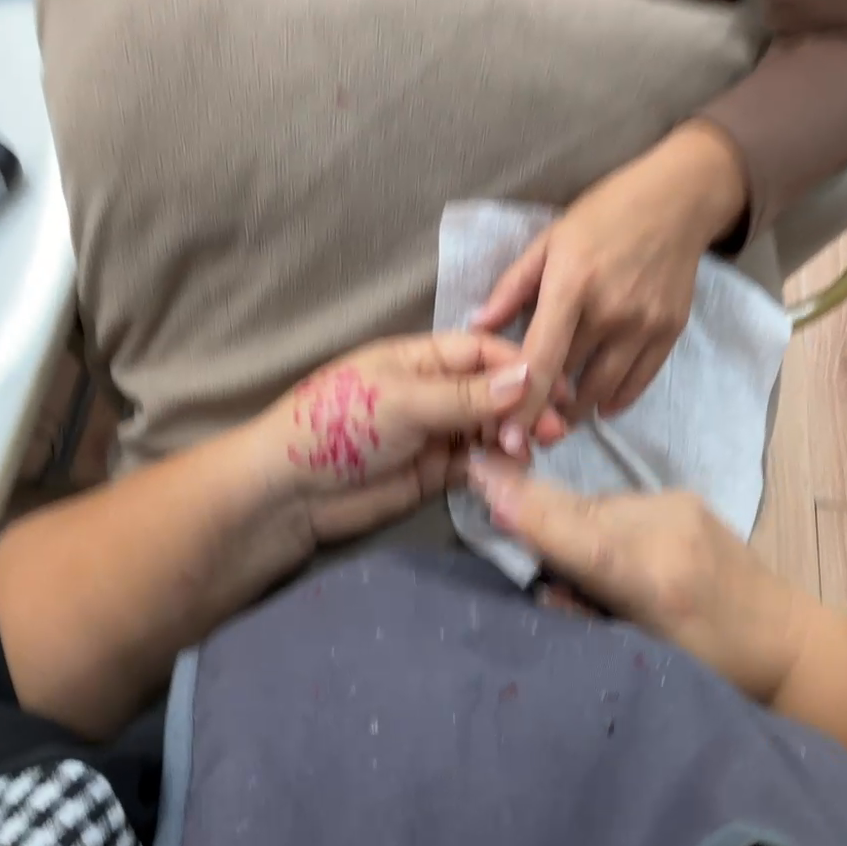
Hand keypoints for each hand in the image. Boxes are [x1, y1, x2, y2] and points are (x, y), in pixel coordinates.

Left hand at [252, 333, 568, 543]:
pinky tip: (512, 469)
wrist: (291, 494)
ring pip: (491, 427)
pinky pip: (478, 462)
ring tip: (531, 451)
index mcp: (420, 358)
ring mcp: (436, 433)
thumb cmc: (337, 426)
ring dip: (515, 436)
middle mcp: (434, 391)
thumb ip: (466, 395)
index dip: (520, 365)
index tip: (554, 385)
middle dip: (524, 405)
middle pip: (493, 391)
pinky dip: (498, 464)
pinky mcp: (436, 473)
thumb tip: (528, 376)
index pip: (482, 351)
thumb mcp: (403, 400)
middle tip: (554, 428)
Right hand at [467, 458, 812, 705]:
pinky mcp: (683, 497)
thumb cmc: (717, 668)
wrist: (790, 639)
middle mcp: (666, 528)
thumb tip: (540, 576)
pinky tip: (599, 540)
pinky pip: (616, 503)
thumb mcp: (645, 656)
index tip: (480, 476)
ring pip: (594, 505)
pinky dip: (594, 518)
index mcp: (657, 580)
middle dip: (532, 506)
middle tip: (486, 483)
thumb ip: (587, 613)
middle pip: (578, 511)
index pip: (578, 537)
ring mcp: (677, 506)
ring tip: (556, 544)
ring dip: (566, 518)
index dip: (527, 508)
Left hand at [472, 122, 746, 446]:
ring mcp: (644, 325)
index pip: (541, 359)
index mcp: (571, 286)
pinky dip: (615, 399)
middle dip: (544, 408)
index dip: (522, 404)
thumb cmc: (604, 214)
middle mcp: (610, 312)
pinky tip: (599, 405)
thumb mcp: (549, 240)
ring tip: (556, 418)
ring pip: (603, 389)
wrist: (679, 199)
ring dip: (577, 409)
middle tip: (524, 423)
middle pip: (568, 379)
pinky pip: (639, 382)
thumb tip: (477, 325)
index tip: (506, 438)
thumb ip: (513, 286)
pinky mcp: (670, 332)